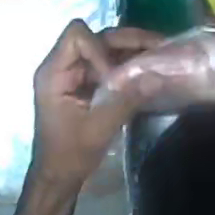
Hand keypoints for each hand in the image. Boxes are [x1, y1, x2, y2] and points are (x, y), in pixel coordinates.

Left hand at [31, 21, 162, 190]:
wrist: (58, 178)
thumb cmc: (70, 155)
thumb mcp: (99, 128)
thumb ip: (127, 99)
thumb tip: (158, 76)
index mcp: (54, 73)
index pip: (77, 37)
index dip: (99, 49)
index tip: (114, 76)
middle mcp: (63, 66)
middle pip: (96, 36)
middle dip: (127, 40)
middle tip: (159, 46)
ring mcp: (75, 73)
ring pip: (105, 47)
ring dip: (132, 49)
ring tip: (160, 53)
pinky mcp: (86, 82)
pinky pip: (109, 62)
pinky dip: (129, 62)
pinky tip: (149, 68)